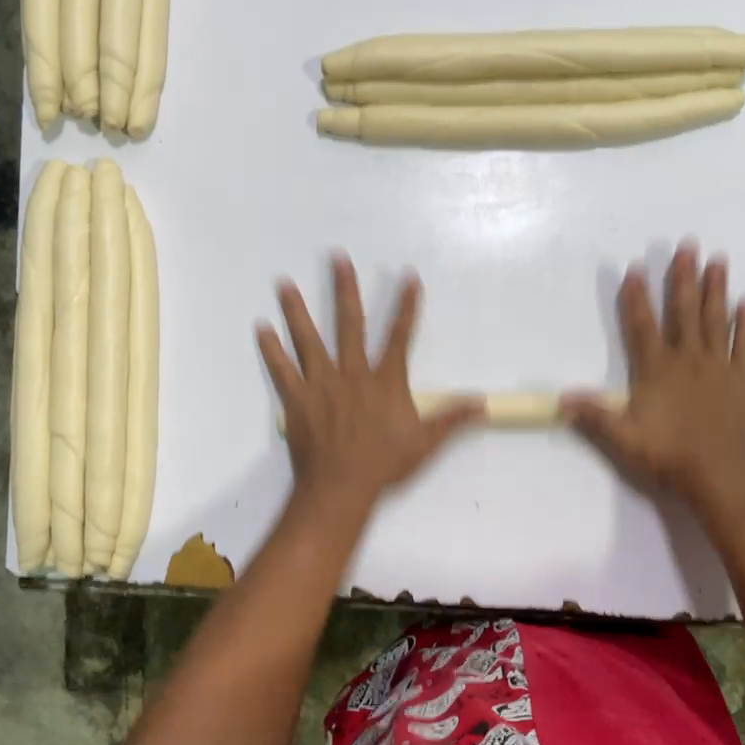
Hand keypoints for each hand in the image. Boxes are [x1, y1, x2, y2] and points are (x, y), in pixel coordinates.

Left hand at [259, 252, 481, 513]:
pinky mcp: (296, 399)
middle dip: (345, 289)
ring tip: (284, 283)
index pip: (400, 336)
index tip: (409, 277)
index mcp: (385, 381)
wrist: (341, 487)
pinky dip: (270, 350)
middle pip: (349, 324)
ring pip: (308, 339)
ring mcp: (321, 384)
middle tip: (337, 258)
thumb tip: (482, 404)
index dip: (407, 306)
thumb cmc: (384, 465)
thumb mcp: (426, 443)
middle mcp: (352, 373)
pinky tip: (261, 329)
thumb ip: (452, 420)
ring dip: (296, 310)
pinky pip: (281, 369)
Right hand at [566, 241, 744, 514]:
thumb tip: (562, 398)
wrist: (719, 476)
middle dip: (683, 278)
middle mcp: (688, 360)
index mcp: (657, 370)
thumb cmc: (668, 456)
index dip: (637, 297)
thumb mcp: (623, 439)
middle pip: (684, 312)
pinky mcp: (743, 380)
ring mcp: (719, 367)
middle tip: (687, 244)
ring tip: (717, 260)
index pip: (643, 326)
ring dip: (715, 289)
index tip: (635, 268)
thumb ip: (594, 416)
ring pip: (716, 320)